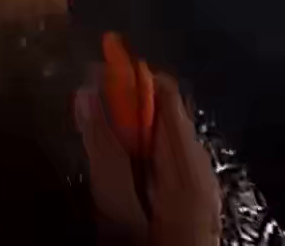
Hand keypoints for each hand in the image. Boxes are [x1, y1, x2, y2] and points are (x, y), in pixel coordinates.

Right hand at [75, 67, 220, 245]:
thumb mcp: (118, 216)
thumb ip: (104, 152)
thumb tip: (86, 89)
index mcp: (189, 169)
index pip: (165, 93)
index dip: (129, 74)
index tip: (93, 69)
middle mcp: (198, 168)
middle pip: (161, 109)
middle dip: (122, 99)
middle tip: (85, 104)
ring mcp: (195, 184)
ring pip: (158, 130)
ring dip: (124, 122)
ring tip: (93, 128)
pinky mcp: (186, 198)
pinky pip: (159, 152)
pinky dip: (133, 144)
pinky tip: (114, 158)